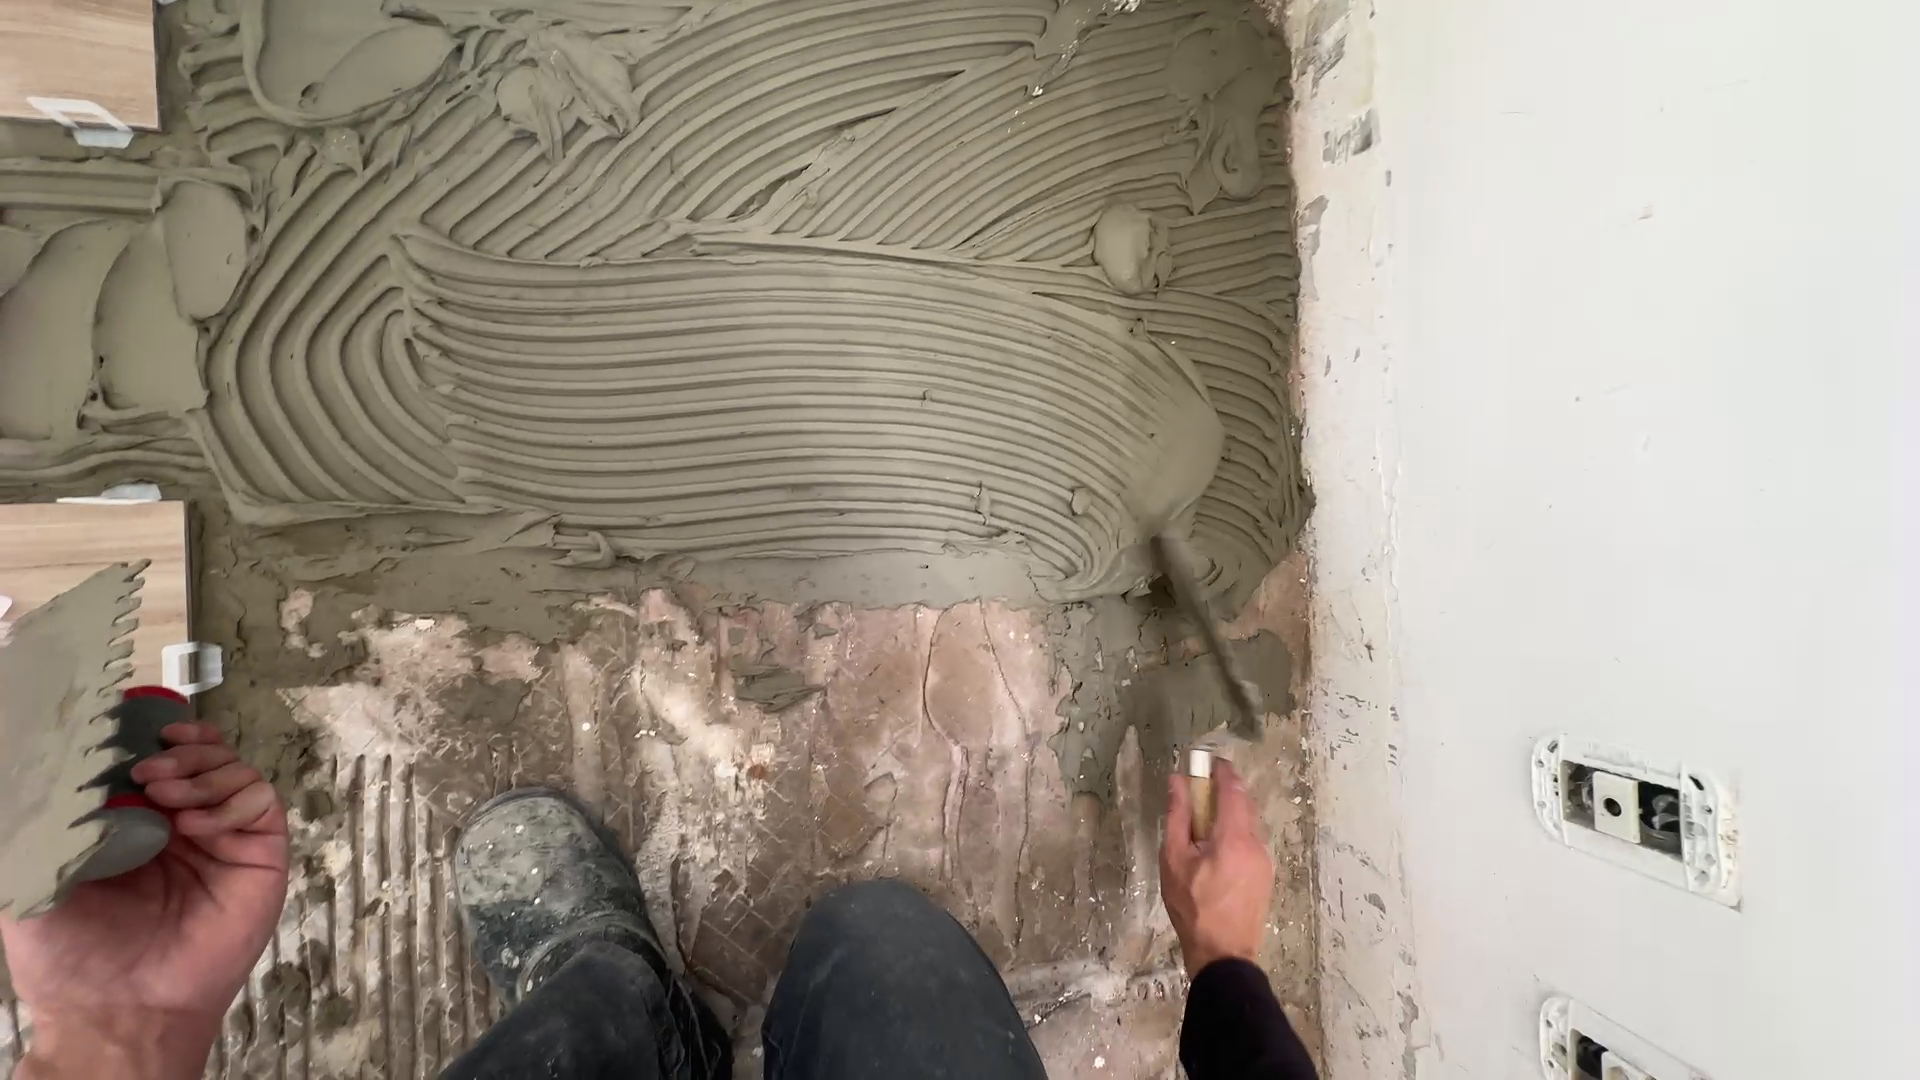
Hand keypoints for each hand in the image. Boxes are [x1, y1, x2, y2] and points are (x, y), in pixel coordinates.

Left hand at [1, 721, 289, 1079]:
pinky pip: (261, 801)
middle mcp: (187, 822)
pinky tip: (198, 824)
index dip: (156, 742)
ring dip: (207, 771)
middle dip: (184, 751)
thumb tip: (39, 780)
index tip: (143, 731)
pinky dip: (232, 801)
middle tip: (151, 769)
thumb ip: (40, 839)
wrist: (130, 1005)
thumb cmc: (76, 954)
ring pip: (237, 770)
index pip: (159, 766)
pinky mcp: (264, 846)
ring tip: (170, 794)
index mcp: (138, 827)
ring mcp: (229, 833)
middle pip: (207, 757)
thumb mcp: (33, 892)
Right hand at [1160, 760, 1273, 974]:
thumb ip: (1177, 816)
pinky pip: (1250, 841)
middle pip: (1243, 803)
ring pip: (1247, 823)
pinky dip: (1233, 832)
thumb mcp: (1173, 858)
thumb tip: (1177, 781)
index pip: (1233, 789)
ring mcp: (1264, 861)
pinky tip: (1214, 847)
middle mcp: (1256, 845)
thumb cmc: (1192, 906)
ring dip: (1227, 813)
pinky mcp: (1265, 875)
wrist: (1223, 955)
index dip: (1220, 770)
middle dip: (1222, 790)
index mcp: (1234, 838)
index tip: (1204, 762)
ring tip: (1200, 823)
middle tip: (1196, 790)